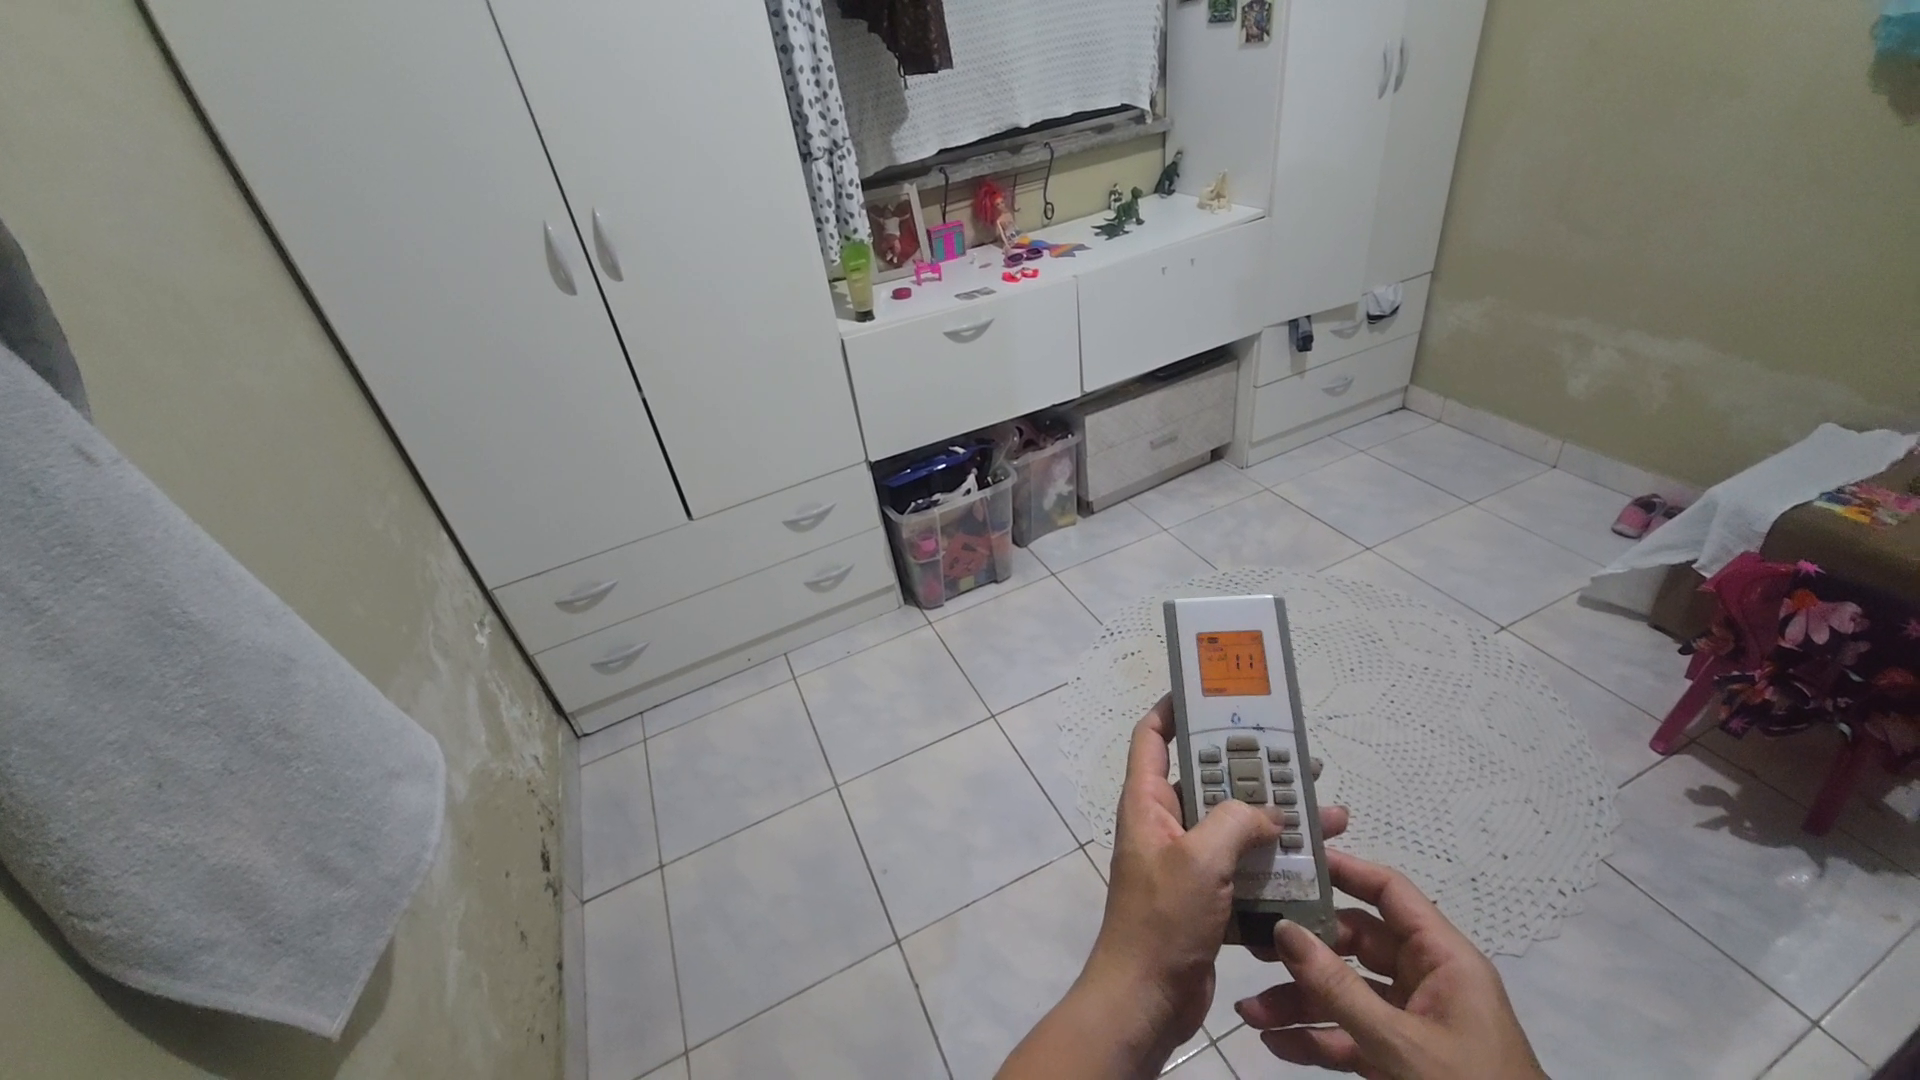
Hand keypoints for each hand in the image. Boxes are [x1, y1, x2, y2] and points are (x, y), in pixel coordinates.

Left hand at [1084, 696, 1348, 1061]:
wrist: (1148, 997)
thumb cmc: (1163, 918)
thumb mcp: (1200, 859)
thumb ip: (1237, 822)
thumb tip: (1269, 811)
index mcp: (1148, 802)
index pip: (1151, 737)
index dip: (1174, 710)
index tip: (1211, 694)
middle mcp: (1165, 824)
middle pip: (1208, 780)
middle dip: (1253, 770)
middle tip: (1302, 761)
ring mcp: (1187, 862)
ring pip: (1236, 827)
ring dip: (1278, 820)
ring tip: (1331, 814)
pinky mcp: (1208, 897)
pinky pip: (1246, 869)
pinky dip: (1277, 865)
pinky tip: (1319, 866)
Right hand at [1237, 850, 1546, 1079]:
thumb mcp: (1399, 1043)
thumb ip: (1338, 987)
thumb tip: (1283, 928)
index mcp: (1442, 959)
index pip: (1388, 892)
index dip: (1343, 870)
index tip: (1289, 862)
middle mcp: (1425, 980)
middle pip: (1353, 944)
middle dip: (1301, 952)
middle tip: (1252, 947)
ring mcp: (1411, 1021)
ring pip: (1344, 993)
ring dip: (1297, 1002)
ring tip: (1250, 1012)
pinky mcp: (1400, 1058)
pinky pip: (1349, 1035)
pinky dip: (1315, 1038)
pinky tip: (1275, 1043)